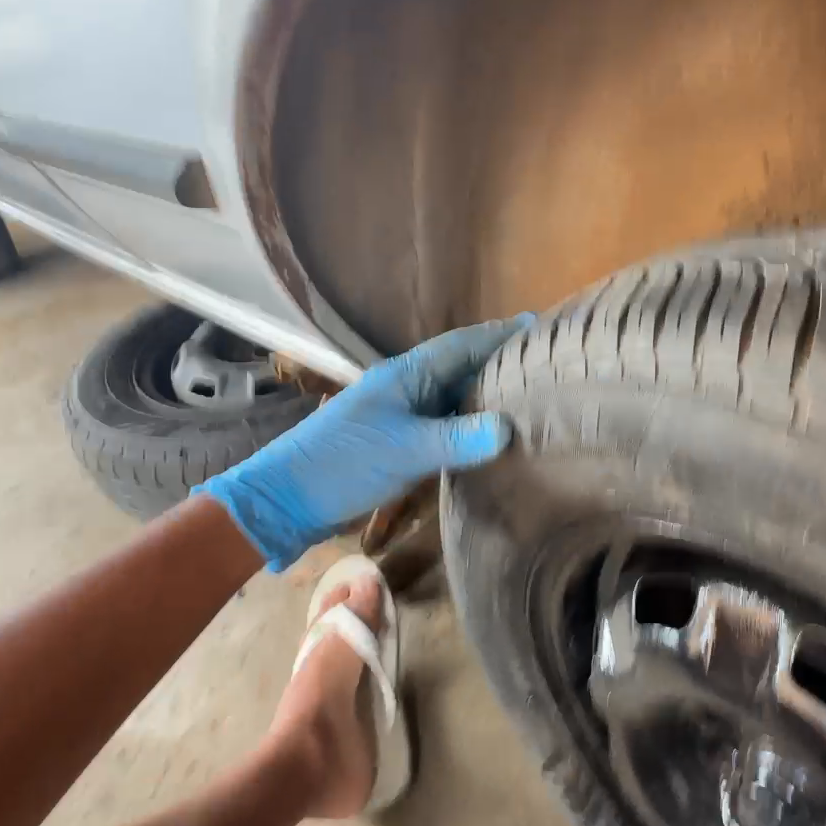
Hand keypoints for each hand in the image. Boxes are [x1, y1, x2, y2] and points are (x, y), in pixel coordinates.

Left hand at [193, 315, 531, 570]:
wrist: (284, 500)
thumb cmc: (342, 464)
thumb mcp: (404, 450)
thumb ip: (458, 438)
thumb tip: (511, 427)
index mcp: (406, 375)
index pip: (461, 345)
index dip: (498, 335)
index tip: (536, 325)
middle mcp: (406, 388)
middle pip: (460, 367)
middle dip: (499, 361)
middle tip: (542, 362)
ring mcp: (400, 415)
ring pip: (453, 397)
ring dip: (486, 393)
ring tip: (527, 395)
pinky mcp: (397, 443)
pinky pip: (444, 424)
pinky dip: (470, 424)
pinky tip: (489, 435)